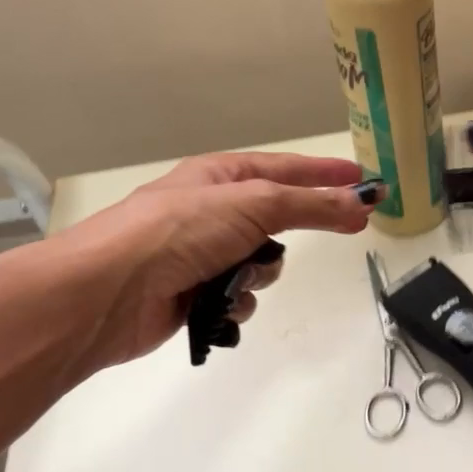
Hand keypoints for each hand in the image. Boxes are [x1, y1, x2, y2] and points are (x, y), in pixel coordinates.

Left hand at [48, 152, 375, 374]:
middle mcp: (212, 211)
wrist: (108, 292)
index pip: (286, 168)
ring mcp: (202, 254)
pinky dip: (238, 300)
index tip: (364, 180)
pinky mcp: (195, 295)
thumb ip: (312, 205)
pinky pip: (241, 295)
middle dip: (302, 226)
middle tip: (352, 229)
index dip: (325, 173)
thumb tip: (363, 202)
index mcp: (219, 176)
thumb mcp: (254, 205)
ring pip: (263, 261)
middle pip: (278, 216)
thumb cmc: (179, 231)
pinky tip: (221, 304)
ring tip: (240, 275)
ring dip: (261, 270)